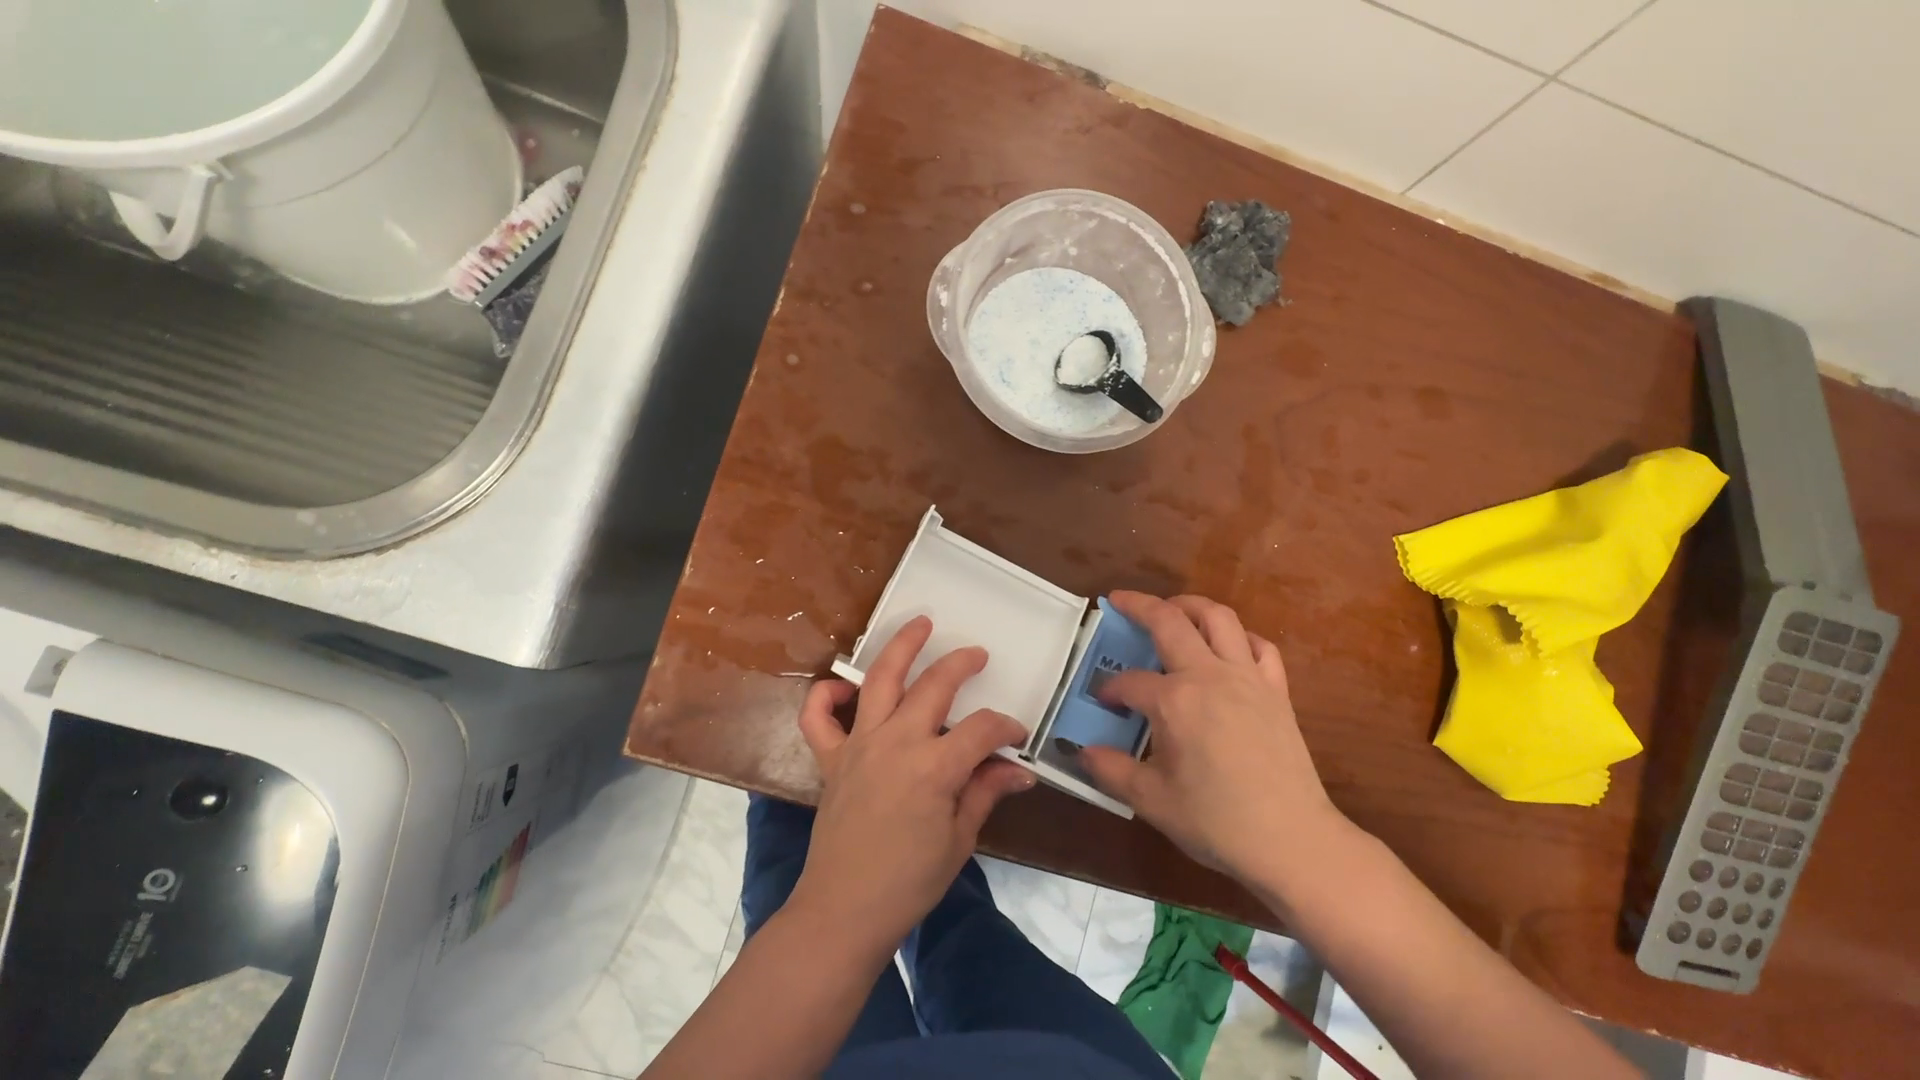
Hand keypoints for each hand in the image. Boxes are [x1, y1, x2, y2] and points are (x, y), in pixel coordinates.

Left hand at [791, 616, 1035, 948]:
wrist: (845, 909)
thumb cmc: (910, 881)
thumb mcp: (960, 839)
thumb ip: (985, 792)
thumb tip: (1021, 770)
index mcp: (935, 767)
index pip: (981, 729)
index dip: (1005, 727)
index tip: (1016, 736)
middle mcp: (896, 742)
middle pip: (933, 686)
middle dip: (961, 664)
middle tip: (977, 655)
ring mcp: (858, 745)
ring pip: (878, 680)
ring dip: (900, 647)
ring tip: (919, 623)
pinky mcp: (830, 759)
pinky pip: (818, 717)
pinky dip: (827, 695)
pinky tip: (846, 686)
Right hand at [1075, 591, 1345, 878]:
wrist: (1291, 839)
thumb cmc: (1216, 822)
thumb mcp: (1151, 801)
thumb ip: (1112, 770)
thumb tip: (1083, 751)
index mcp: (1174, 701)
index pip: (1129, 682)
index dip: (1110, 689)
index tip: (1103, 704)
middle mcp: (1209, 675)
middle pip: (1170, 621)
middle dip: (1139, 606)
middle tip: (1119, 602)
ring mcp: (1248, 678)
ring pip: (1219, 618)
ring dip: (1190, 605)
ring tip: (1172, 608)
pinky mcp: (1277, 691)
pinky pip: (1259, 646)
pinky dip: (1240, 637)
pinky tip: (1228, 647)